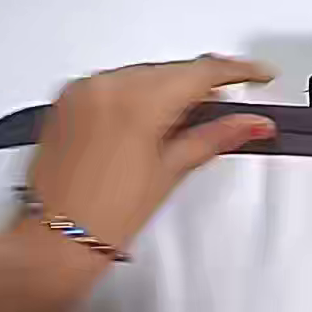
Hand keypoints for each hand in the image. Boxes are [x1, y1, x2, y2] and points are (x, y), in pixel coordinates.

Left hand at [28, 54, 276, 253]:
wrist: (53, 241)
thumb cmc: (104, 217)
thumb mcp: (170, 170)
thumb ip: (215, 136)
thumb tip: (253, 123)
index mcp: (136, 102)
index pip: (201, 72)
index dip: (238, 71)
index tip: (258, 74)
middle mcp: (105, 86)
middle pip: (172, 71)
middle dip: (202, 85)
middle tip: (226, 107)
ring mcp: (83, 90)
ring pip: (144, 74)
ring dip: (169, 90)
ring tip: (183, 123)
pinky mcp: (67, 99)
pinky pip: (114, 82)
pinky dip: (137, 94)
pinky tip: (148, 119)